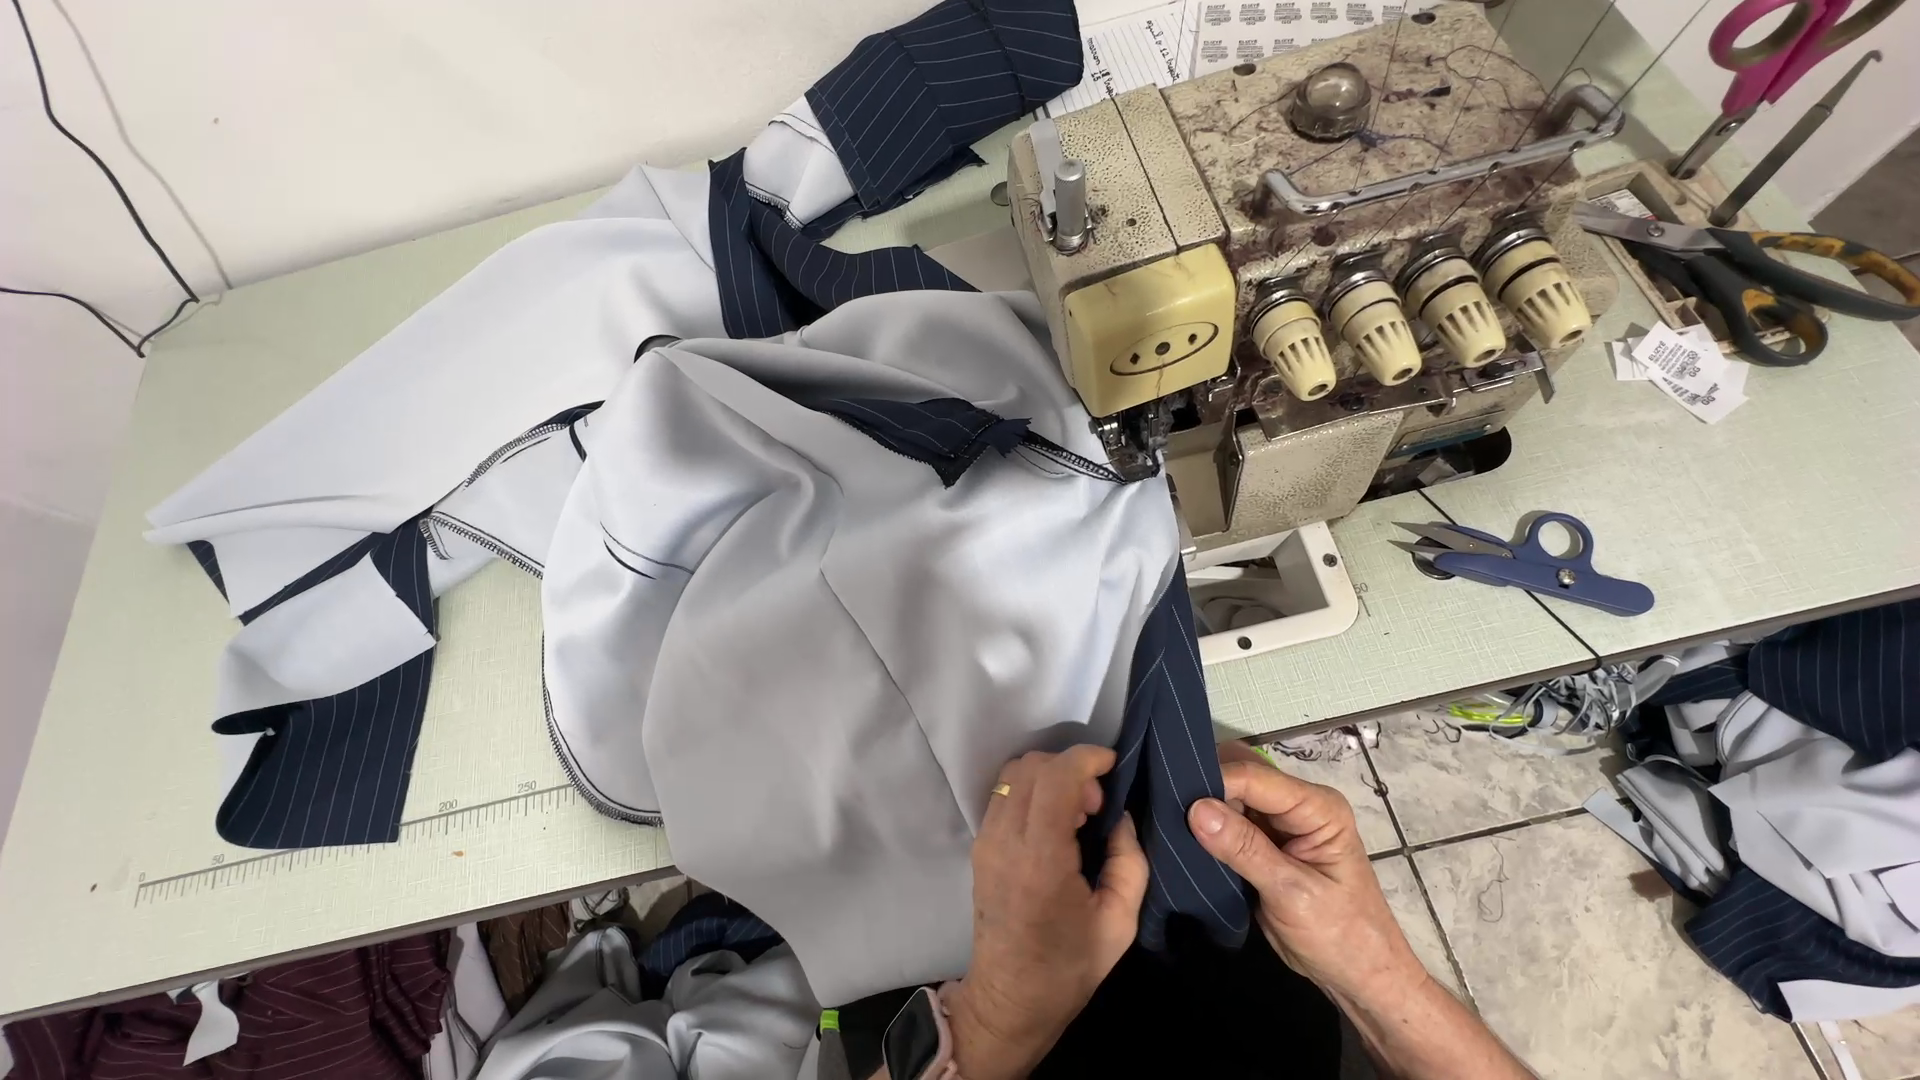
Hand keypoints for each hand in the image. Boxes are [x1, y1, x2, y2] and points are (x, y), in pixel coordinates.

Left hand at [948, 745, 1147, 1079]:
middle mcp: (1004, 840)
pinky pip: (1004, 793)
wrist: (1009, 999)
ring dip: (1050, 776)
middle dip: (1071, 767)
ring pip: (1014, 773)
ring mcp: (985, 840)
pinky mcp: (979, 844)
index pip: (1055, 778)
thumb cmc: (1068, 967)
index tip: (1113, 765)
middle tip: (1097, 804)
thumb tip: (1122, 816)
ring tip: (1076, 813)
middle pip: (1031, 766)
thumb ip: (1129, 862)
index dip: (1086, 759)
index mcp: (1040, 859)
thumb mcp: (1119, 923)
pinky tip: (1054, 822)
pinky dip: (1032, 789)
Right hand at [1185, 742, 1425, 1005]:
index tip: (1173, 801)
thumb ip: (1245, 849)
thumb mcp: (1292, 894)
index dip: (1213, 783)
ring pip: (1229, 794)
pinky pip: (1228, 819)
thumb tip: (1196, 809)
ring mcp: (1279, 822)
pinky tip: (1180, 833)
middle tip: (1164, 804)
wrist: (1359, 980)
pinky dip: (1205, 824)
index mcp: (1316, 806)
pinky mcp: (1262, 841)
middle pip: (1240, 774)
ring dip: (1201, 805)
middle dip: (1203, 786)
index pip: (1253, 776)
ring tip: (1165, 817)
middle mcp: (1297, 804)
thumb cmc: (1341, 937)